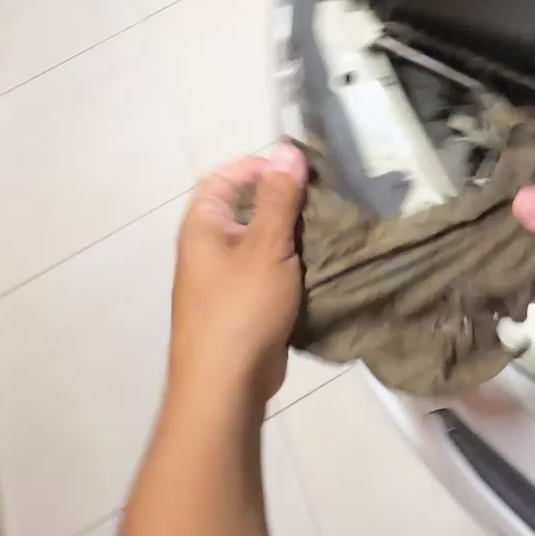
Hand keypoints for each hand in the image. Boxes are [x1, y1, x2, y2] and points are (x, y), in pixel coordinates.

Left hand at [169, 143, 307, 408]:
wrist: (225, 385)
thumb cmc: (241, 307)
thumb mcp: (266, 245)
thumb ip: (279, 197)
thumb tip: (287, 150)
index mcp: (204, 224)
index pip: (227, 175)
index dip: (261, 165)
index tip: (302, 172)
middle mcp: (209, 245)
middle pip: (246, 204)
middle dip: (284, 197)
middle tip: (324, 197)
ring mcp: (224, 276)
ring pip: (261, 237)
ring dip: (291, 230)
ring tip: (329, 225)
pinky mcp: (243, 301)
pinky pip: (268, 266)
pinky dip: (291, 259)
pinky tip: (321, 261)